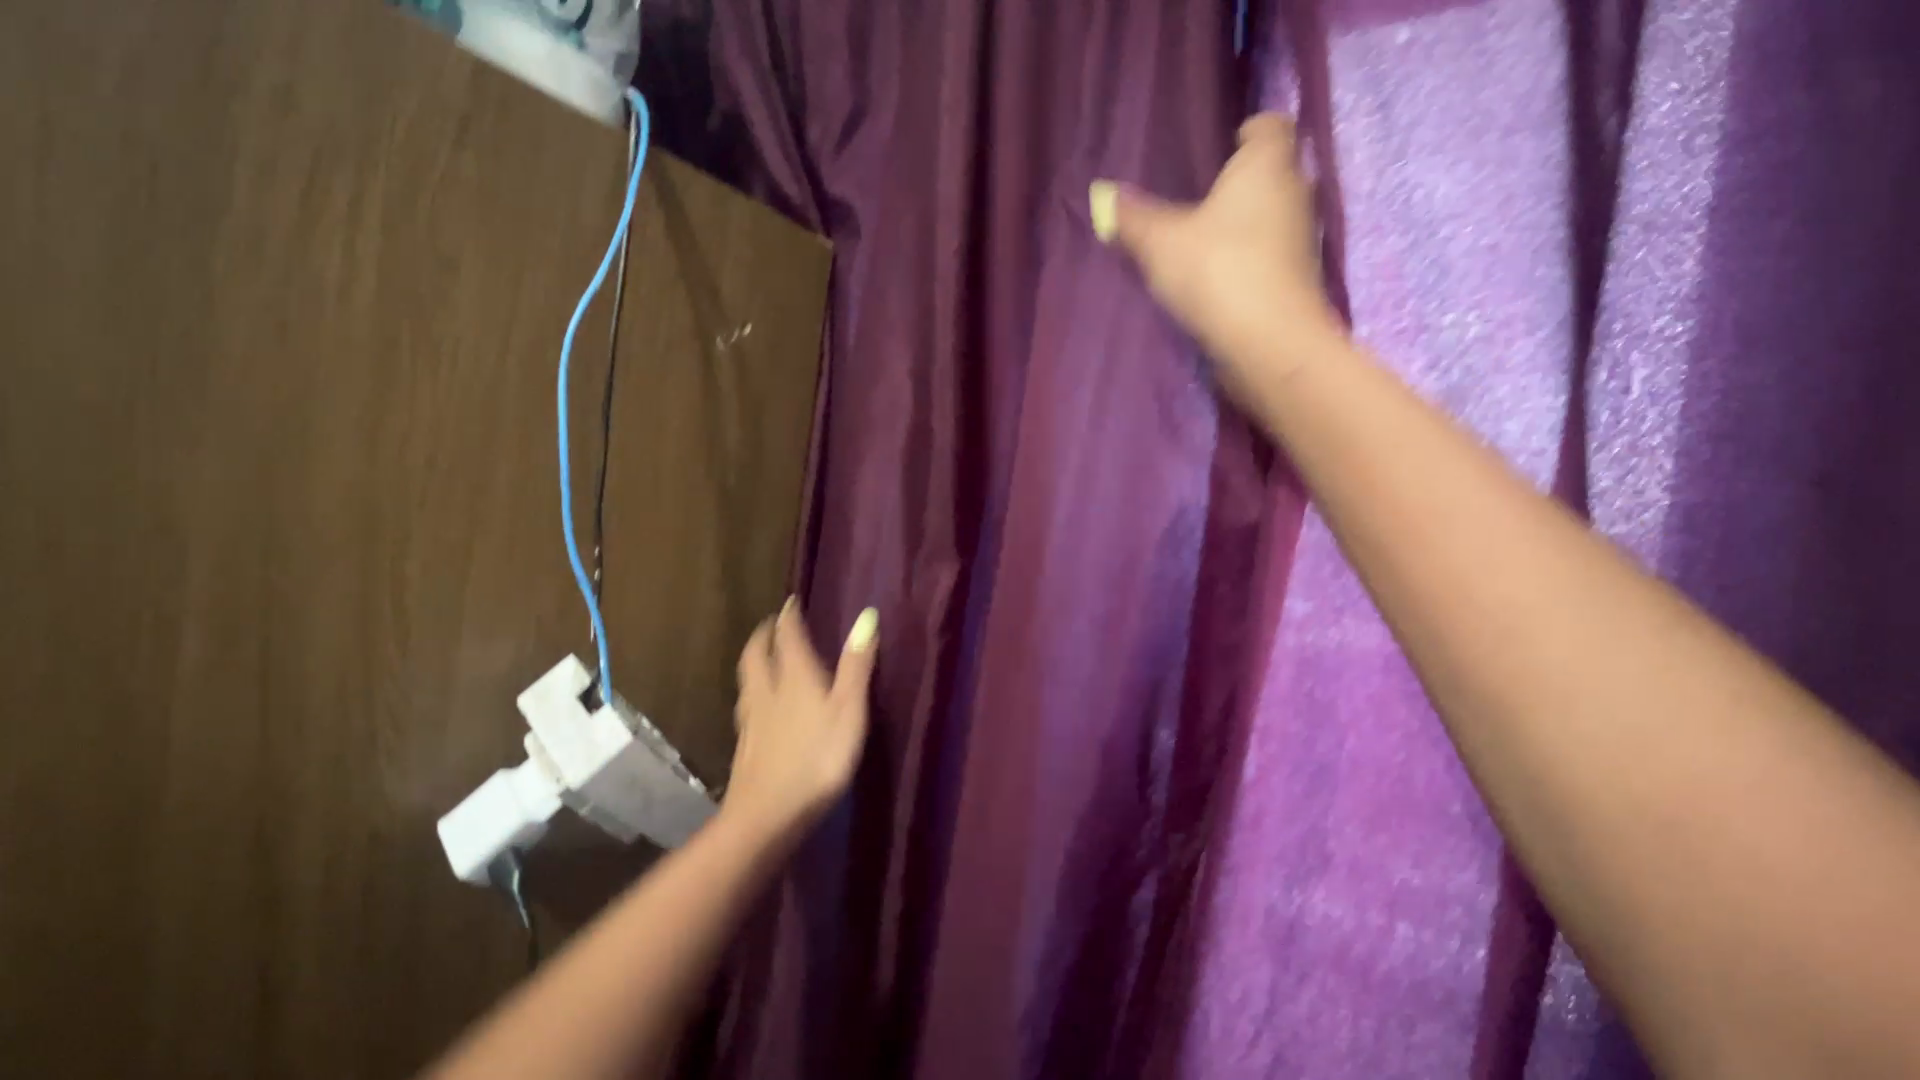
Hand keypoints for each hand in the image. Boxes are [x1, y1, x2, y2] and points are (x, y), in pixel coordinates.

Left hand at [723, 600, 876, 846]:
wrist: (768, 813)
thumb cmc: (818, 758)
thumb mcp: (849, 710)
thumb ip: (856, 665)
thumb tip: (867, 615)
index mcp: (794, 677)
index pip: (787, 637)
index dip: (788, 618)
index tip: (790, 603)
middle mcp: (766, 692)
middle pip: (756, 656)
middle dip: (763, 637)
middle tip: (770, 627)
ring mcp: (751, 721)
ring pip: (747, 682)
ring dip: (753, 665)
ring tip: (761, 661)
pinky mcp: (745, 748)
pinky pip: (747, 709)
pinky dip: (752, 697)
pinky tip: (758, 710)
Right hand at [1091, 113, 1344, 407]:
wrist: (1269, 345)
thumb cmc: (1218, 271)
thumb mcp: (1160, 242)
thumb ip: (1132, 216)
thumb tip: (1102, 194)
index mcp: (1268, 165)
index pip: (1271, 125)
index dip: (1249, 130)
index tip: (1225, 144)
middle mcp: (1296, 192)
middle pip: (1274, 171)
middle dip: (1243, 180)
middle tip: (1202, 194)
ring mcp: (1302, 239)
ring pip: (1274, 215)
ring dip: (1246, 223)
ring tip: (1204, 237)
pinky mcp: (1298, 280)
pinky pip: (1271, 254)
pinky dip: (1250, 258)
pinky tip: (1218, 276)